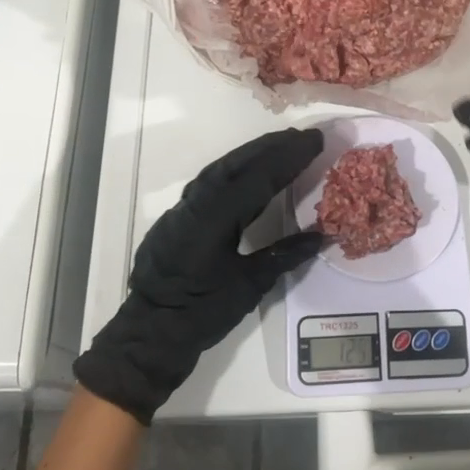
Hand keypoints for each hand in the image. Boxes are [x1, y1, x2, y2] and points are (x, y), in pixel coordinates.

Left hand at [74, 128, 324, 422]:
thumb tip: (321, 237)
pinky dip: (236, 170)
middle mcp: (197, 203)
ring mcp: (184, 208)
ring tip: (283, 146)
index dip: (290, 157)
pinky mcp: (179, 217)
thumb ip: (283, 256)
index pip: (259, 177)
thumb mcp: (248, 287)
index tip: (315, 140)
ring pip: (222, 168)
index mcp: (215, 217)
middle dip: (272, 147)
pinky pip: (211, 182)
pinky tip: (251, 172)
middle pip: (238, 163)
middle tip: (304, 137)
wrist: (149, 332)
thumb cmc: (201, 313)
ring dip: (253, 154)